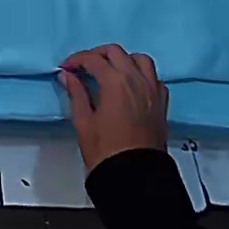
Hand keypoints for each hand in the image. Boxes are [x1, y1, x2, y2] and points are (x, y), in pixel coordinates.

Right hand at [57, 44, 167, 171]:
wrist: (135, 177)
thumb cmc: (105, 151)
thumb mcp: (84, 122)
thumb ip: (76, 94)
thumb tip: (67, 76)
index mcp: (115, 83)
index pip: (93, 59)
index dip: (76, 60)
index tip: (66, 68)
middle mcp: (136, 80)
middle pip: (116, 52)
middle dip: (97, 55)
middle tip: (84, 67)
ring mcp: (152, 89)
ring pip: (139, 58)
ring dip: (123, 59)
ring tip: (110, 71)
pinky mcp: (162, 101)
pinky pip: (154, 76)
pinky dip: (141, 74)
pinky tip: (131, 84)